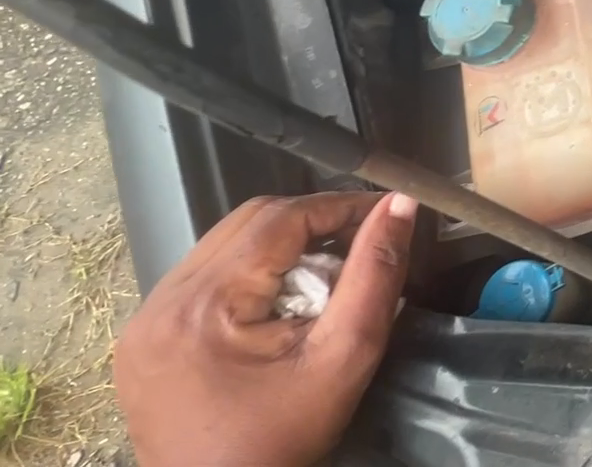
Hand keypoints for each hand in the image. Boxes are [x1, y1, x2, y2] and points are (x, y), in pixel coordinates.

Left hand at [115, 191, 417, 466]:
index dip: (343, 205)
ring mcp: (146, 320)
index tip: (390, 215)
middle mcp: (161, 304)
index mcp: (202, 307)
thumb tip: (401, 204)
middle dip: (317, 219)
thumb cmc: (287, 431)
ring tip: (331, 269)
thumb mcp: (348, 350)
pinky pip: (212, 270)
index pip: (282, 218)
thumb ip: (377, 270)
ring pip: (231, 239)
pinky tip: (289, 294)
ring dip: (289, 241)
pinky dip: (261, 265)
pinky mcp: (148, 335)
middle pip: (251, 220)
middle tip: (365, 239)